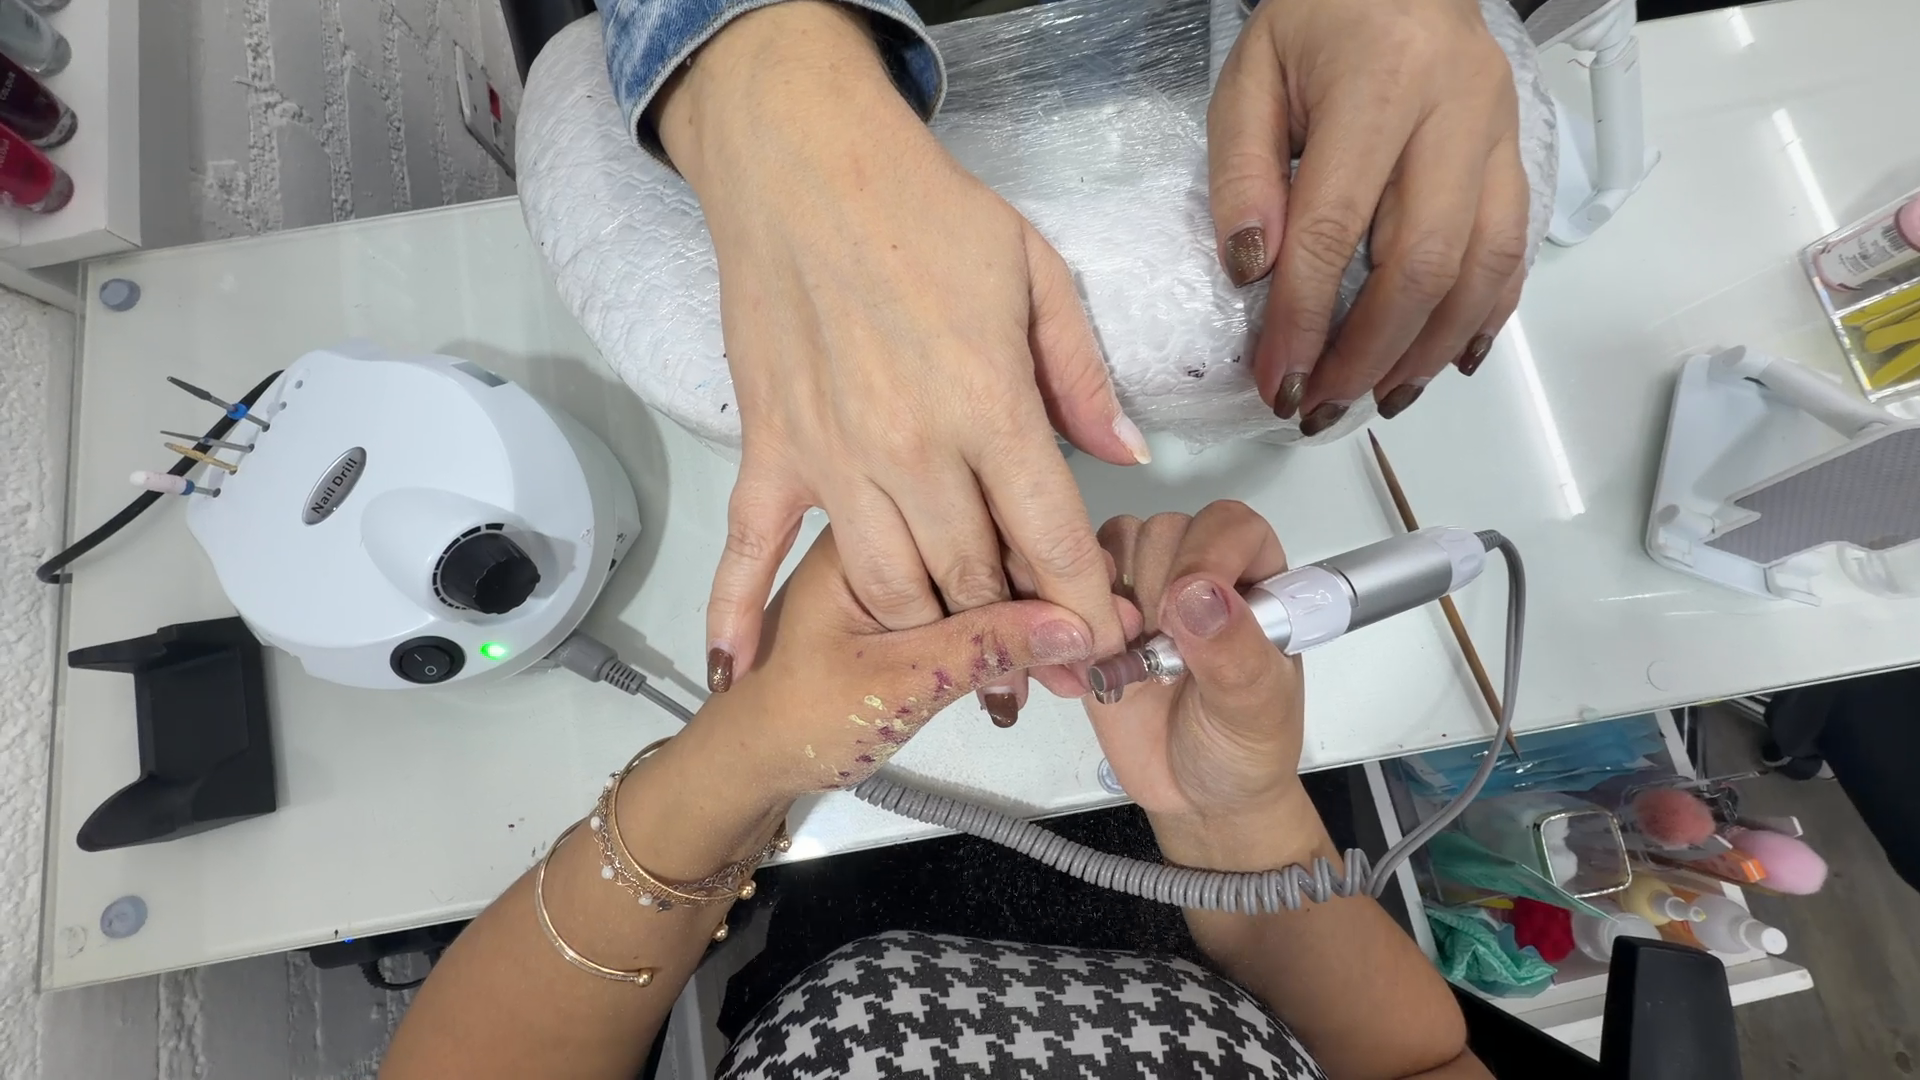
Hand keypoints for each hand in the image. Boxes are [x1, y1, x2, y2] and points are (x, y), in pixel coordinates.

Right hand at [656, 2, 1143, 712]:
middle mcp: (910, 451)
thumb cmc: (929, 213)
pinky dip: (740, 611)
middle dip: (1015, 639)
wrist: (802, 162)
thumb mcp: (1037, 274)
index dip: (1082, 608)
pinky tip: (738, 668)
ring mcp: (830, 459)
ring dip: (926, 642)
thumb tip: (1128, 456)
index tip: (1099, 652)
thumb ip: (1083, 377)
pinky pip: (752, 547)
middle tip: (1040, 677)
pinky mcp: (770, 451)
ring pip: (885, 587)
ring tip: (958, 674)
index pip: (1048, 537)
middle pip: (970, 579)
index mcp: (987, 405)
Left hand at [695, 525, 1099, 801]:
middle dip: (1054, 599)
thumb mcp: (895, 684)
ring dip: (1036, 621)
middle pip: (990, 551)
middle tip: (1111, 646)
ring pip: (986, 580)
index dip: (1048, 574)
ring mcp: (898, 569)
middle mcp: (887, 535)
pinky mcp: (907, 605)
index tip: (1106, 618)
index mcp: (868, 533)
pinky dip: (1007, 633)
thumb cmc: (802, 718)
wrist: (750, 758)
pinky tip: (1048, 658)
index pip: (977, 530)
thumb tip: (1077, 630)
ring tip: (1086, 663)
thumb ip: (982, 649)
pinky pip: (970, 606)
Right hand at [1088, 502, 1317, 862]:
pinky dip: (1064, 623)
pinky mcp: (1095, 615)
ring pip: (1108, 552)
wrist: (1191, 793)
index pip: (1227, 526)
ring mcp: (1140, 590)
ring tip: (1121, 664)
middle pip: (1159, 532)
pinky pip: (1065, 586)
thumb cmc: (1241, 749)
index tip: (1182, 613)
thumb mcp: (1254, 712)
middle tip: (1156, 657)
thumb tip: (1198, 595)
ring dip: (1103, 607)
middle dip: (1149, 592)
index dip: (1203, 556)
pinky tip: (1087, 671)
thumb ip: (1235, 655)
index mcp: (1251, 578)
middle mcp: (1195, 571)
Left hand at [1210, 0, 1527, 431]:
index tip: (1276, 382)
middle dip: (1366, 354)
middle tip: (1319, 407)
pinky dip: (1481, 316)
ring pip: (1482, 266)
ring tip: (1376, 399)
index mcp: (1380, 86)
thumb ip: (1243, 174)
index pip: (1334, 231)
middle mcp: (1458, 112)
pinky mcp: (1514, 156)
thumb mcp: (1248, 84)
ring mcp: (1499, 135)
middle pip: (1422, 263)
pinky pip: (1514, 249)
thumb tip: (1252, 270)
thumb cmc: (1314, 24)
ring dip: (1426, 350)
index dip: (1304, 320)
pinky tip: (1446, 360)